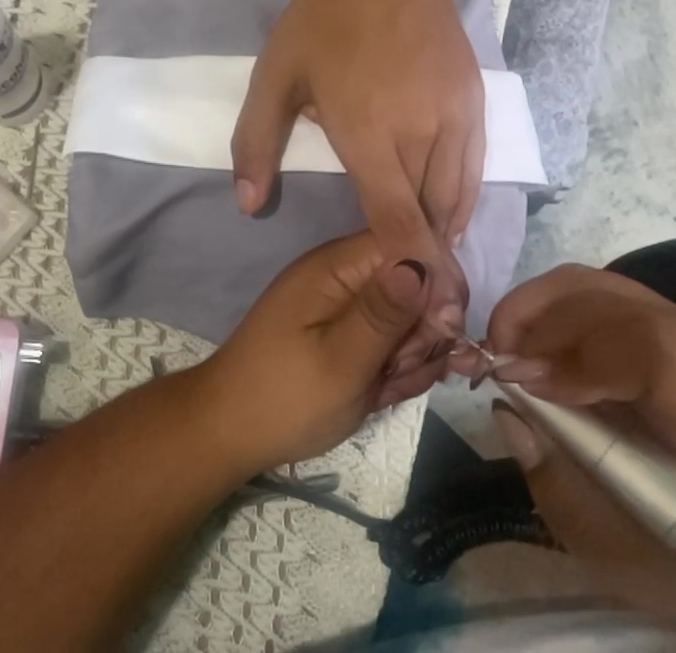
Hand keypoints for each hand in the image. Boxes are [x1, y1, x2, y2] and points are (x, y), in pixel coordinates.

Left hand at [194, 233, 429, 472]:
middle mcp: (345, 279)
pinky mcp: (352, 338)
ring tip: (383, 386)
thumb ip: (384, 314)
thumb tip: (421, 262)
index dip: (437, 282)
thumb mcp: (339, 360)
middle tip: (397, 368)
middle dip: (424, 329)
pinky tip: (381, 393)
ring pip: (414, 320)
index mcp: (336, 268)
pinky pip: (396, 344)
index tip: (443, 329)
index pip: (409, 242)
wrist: (231, 434)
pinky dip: (399, 369)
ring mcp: (348, 309)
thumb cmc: (282, 397)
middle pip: (418, 284)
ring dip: (413, 356)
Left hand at [232, 0, 480, 400]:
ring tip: (427, 270)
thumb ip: (256, 143)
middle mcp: (419, 137)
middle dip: (424, 266)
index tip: (412, 312)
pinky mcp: (475, 107)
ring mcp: (455, 122)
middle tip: (415, 306)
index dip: (407, 272)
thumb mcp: (275, 76)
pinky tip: (448, 221)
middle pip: (430, 222)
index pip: (395, 223)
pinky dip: (461, 204)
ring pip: (455, 201)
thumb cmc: (326, 19)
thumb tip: (247, 205)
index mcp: (368, 135)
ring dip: (440, 237)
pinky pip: (473, 173)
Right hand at [484, 265, 675, 614]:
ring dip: (539, 309)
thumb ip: (559, 481)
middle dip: (539, 322)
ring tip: (507, 352)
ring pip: (605, 288)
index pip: (662, 356)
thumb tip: (507, 408)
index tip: (520, 384)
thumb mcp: (619, 553)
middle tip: (493, 363)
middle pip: (620, 306)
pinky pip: (607, 297)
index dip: (579, 357)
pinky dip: (557, 312)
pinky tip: (537, 350)